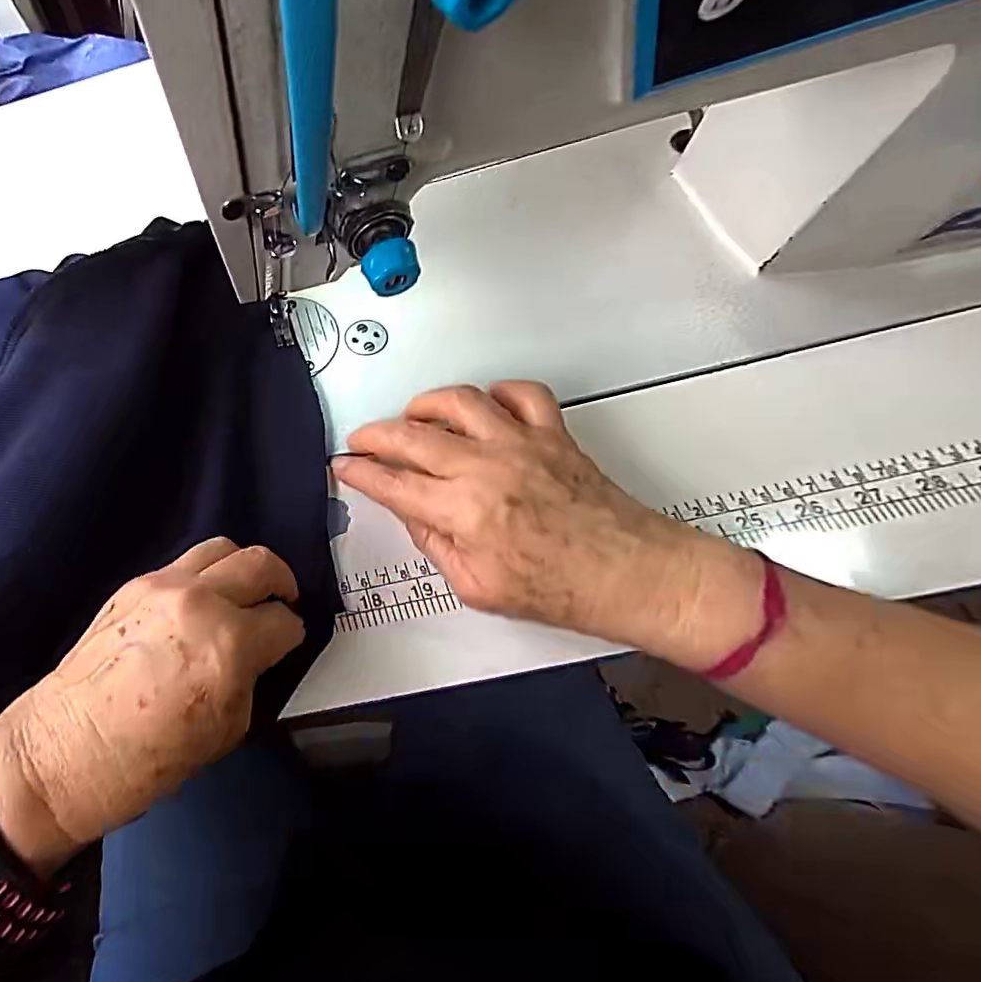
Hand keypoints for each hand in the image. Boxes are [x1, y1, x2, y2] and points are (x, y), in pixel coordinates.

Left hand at [0, 538, 305, 873]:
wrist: (70, 746)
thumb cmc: (150, 757)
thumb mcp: (227, 727)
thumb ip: (250, 676)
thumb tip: (256, 653)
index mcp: (227, 642)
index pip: (282, 621)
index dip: (292, 635)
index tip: (288, 642)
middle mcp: (196, 600)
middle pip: (259, 563)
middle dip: (280, 582)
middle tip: (280, 603)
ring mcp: (159, 586)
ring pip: (219, 547)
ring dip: (240, 567)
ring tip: (243, 593)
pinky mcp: (131, 585)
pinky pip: (182, 564)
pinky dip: (203, 575)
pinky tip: (200, 603)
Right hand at [329, 381, 759, 661]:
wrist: (637, 577)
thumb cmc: (566, 588)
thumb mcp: (473, 584)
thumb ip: (432, 542)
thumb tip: (411, 511)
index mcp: (462, 512)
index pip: (388, 481)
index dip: (356, 471)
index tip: (343, 467)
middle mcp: (487, 469)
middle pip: (408, 434)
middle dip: (372, 435)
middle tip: (361, 441)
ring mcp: (521, 446)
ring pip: (456, 400)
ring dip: (423, 404)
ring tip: (411, 417)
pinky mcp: (552, 436)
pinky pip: (520, 393)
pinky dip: (495, 393)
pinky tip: (482, 407)